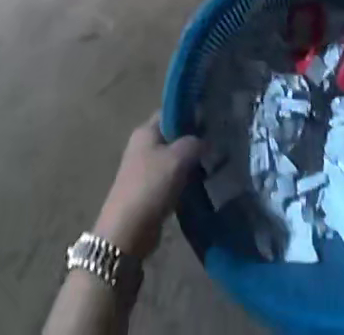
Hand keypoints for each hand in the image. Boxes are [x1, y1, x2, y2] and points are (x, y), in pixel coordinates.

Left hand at [92, 111, 204, 257]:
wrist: (127, 232)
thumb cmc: (151, 186)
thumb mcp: (178, 157)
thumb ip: (195, 142)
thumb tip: (206, 141)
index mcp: (145, 131)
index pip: (170, 112)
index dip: (190, 113)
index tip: (211, 118)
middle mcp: (143, 146)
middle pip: (173, 135)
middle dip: (193, 139)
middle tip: (216, 142)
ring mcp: (145, 169)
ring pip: (174, 157)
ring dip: (190, 161)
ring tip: (213, 162)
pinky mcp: (149, 190)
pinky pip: (172, 177)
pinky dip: (185, 179)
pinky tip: (201, 181)